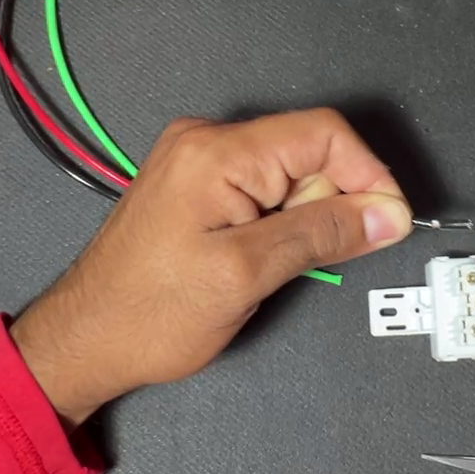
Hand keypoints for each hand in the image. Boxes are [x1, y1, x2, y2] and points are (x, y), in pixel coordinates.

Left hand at [11, 109, 412, 424]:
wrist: (86, 339)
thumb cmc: (152, 313)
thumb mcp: (248, 274)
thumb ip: (323, 234)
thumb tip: (388, 214)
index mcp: (217, 151)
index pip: (324, 133)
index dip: (368, 175)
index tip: (386, 223)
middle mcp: (207, 141)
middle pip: (308, 152)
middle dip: (326, 204)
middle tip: (294, 259)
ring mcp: (200, 161)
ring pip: (289, 175)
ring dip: (300, 219)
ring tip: (262, 264)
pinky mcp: (199, 185)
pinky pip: (263, 189)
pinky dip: (277, 222)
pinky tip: (253, 256)